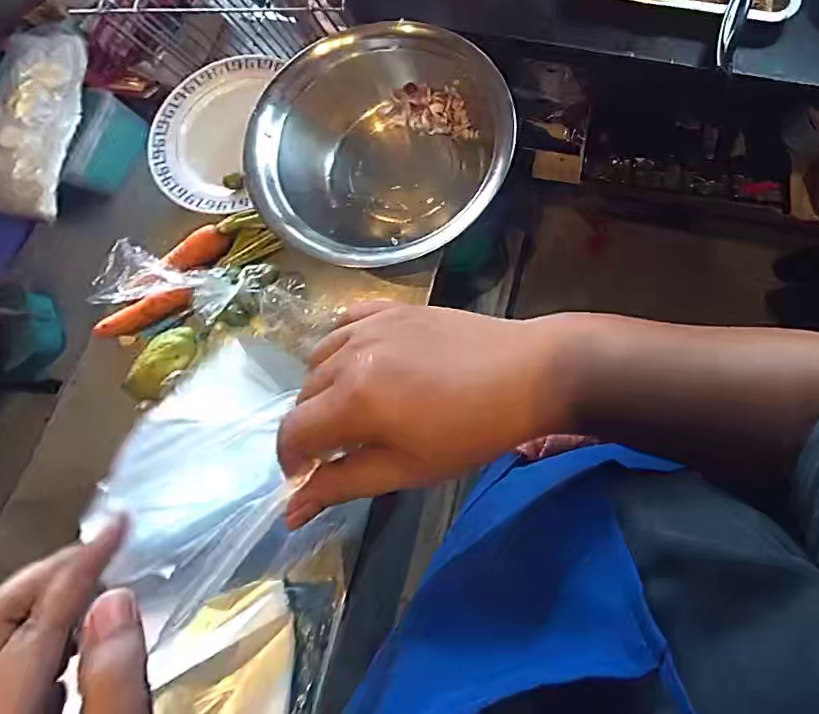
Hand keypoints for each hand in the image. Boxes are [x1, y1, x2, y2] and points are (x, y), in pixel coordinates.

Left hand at [0, 516, 150, 713]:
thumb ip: (116, 678)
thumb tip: (118, 598)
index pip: (36, 624)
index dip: (84, 565)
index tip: (120, 524)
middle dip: (47, 574)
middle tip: (100, 545)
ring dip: (34, 603)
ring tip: (90, 583)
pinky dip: (22, 637)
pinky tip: (64, 639)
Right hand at [278, 302, 570, 525]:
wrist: (527, 374)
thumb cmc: (471, 431)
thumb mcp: (407, 468)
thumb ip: (343, 483)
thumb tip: (291, 510)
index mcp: (353, 397)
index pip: (292, 432)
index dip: (293, 461)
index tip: (312, 475)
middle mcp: (354, 352)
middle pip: (305, 394)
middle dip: (313, 426)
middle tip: (345, 446)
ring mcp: (376, 323)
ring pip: (321, 356)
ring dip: (326, 385)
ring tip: (358, 405)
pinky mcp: (397, 308)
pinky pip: (349, 320)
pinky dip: (344, 342)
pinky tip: (364, 360)